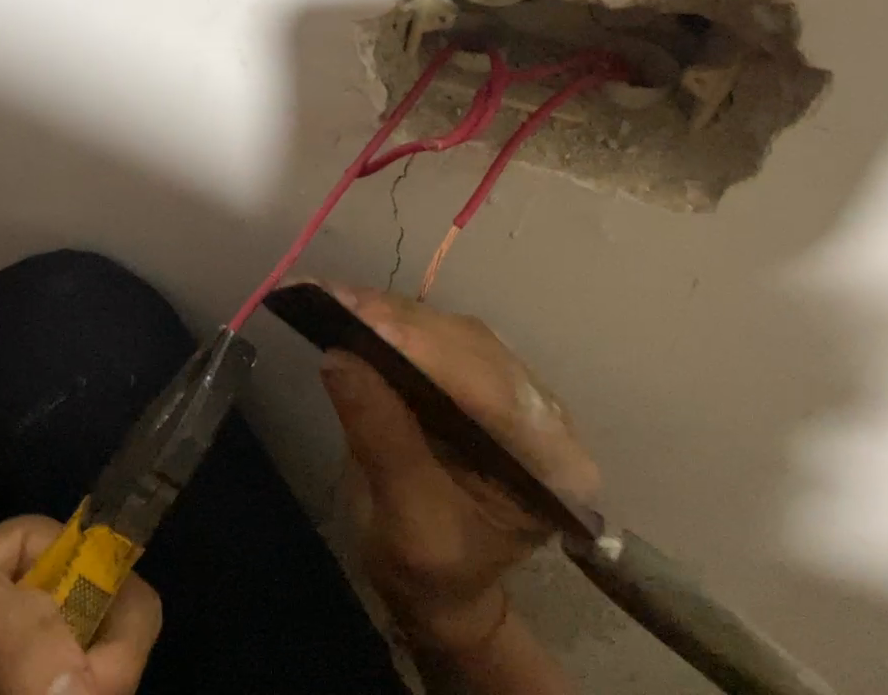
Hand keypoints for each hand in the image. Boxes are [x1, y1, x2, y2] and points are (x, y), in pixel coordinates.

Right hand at [315, 286, 597, 661]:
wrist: (436, 587)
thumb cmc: (430, 571)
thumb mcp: (405, 520)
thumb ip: (381, 439)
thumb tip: (340, 356)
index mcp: (552, 466)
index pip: (493, 392)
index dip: (430, 351)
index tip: (368, 320)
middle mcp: (544, 418)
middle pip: (476, 351)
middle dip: (403, 325)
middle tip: (336, 300)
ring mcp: (513, 393)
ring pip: (456, 334)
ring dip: (394, 315)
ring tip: (335, 299)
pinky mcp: (478, 380)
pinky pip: (439, 339)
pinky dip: (392, 322)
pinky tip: (354, 310)